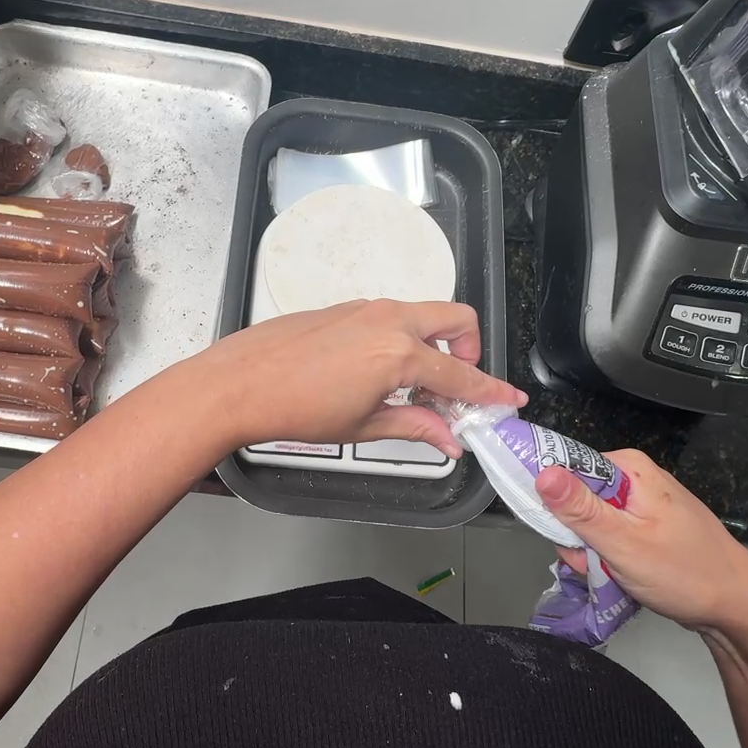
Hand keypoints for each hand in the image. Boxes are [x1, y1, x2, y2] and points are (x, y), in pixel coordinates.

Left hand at [192, 300, 526, 454]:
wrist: (239, 383)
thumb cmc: (295, 408)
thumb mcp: (363, 427)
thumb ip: (415, 425)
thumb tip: (449, 439)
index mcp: (400, 353)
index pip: (461, 374)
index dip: (490, 392)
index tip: (508, 399)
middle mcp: (389, 320)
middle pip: (457, 319)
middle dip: (468, 350)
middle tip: (454, 388)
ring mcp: (366, 308)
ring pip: (423, 314)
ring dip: (434, 345)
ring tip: (412, 388)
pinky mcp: (346, 307)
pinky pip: (392, 316)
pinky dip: (404, 339)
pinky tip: (379, 373)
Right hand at [535, 450, 747, 632]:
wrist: (738, 607)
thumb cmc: (686, 572)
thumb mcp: (623, 542)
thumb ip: (580, 508)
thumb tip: (542, 473)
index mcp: (628, 467)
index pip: (565, 469)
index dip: (556, 502)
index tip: (564, 532)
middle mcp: (633, 478)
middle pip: (575, 499)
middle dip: (576, 535)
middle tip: (594, 560)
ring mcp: (640, 504)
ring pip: (589, 522)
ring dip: (591, 552)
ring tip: (612, 572)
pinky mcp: (644, 526)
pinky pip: (608, 535)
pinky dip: (607, 557)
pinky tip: (619, 574)